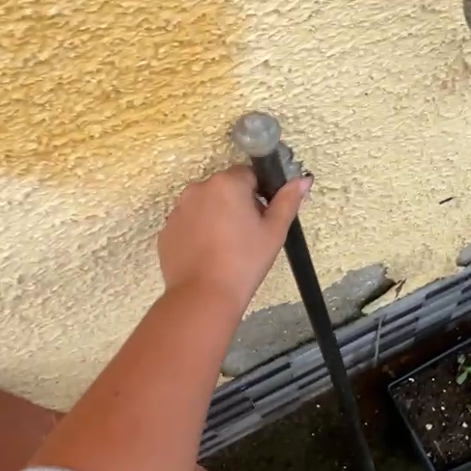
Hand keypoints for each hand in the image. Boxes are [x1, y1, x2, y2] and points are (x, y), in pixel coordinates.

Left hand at [157, 167, 310, 307]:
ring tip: (226, 247)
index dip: (259, 194)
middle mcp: (198, 189)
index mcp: (227, 184)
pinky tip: (209, 254)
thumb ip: (289, 200)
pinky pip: (189, 223)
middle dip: (237, 204)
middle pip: (224, 188)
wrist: (204, 295)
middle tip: (247, 234)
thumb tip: (303, 180)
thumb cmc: (244, 261)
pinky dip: (199, 232)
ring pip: (205, 205)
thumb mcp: (274, 231)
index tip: (261, 218)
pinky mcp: (167, 230)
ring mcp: (178, 210)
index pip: (248, 175)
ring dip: (216, 216)